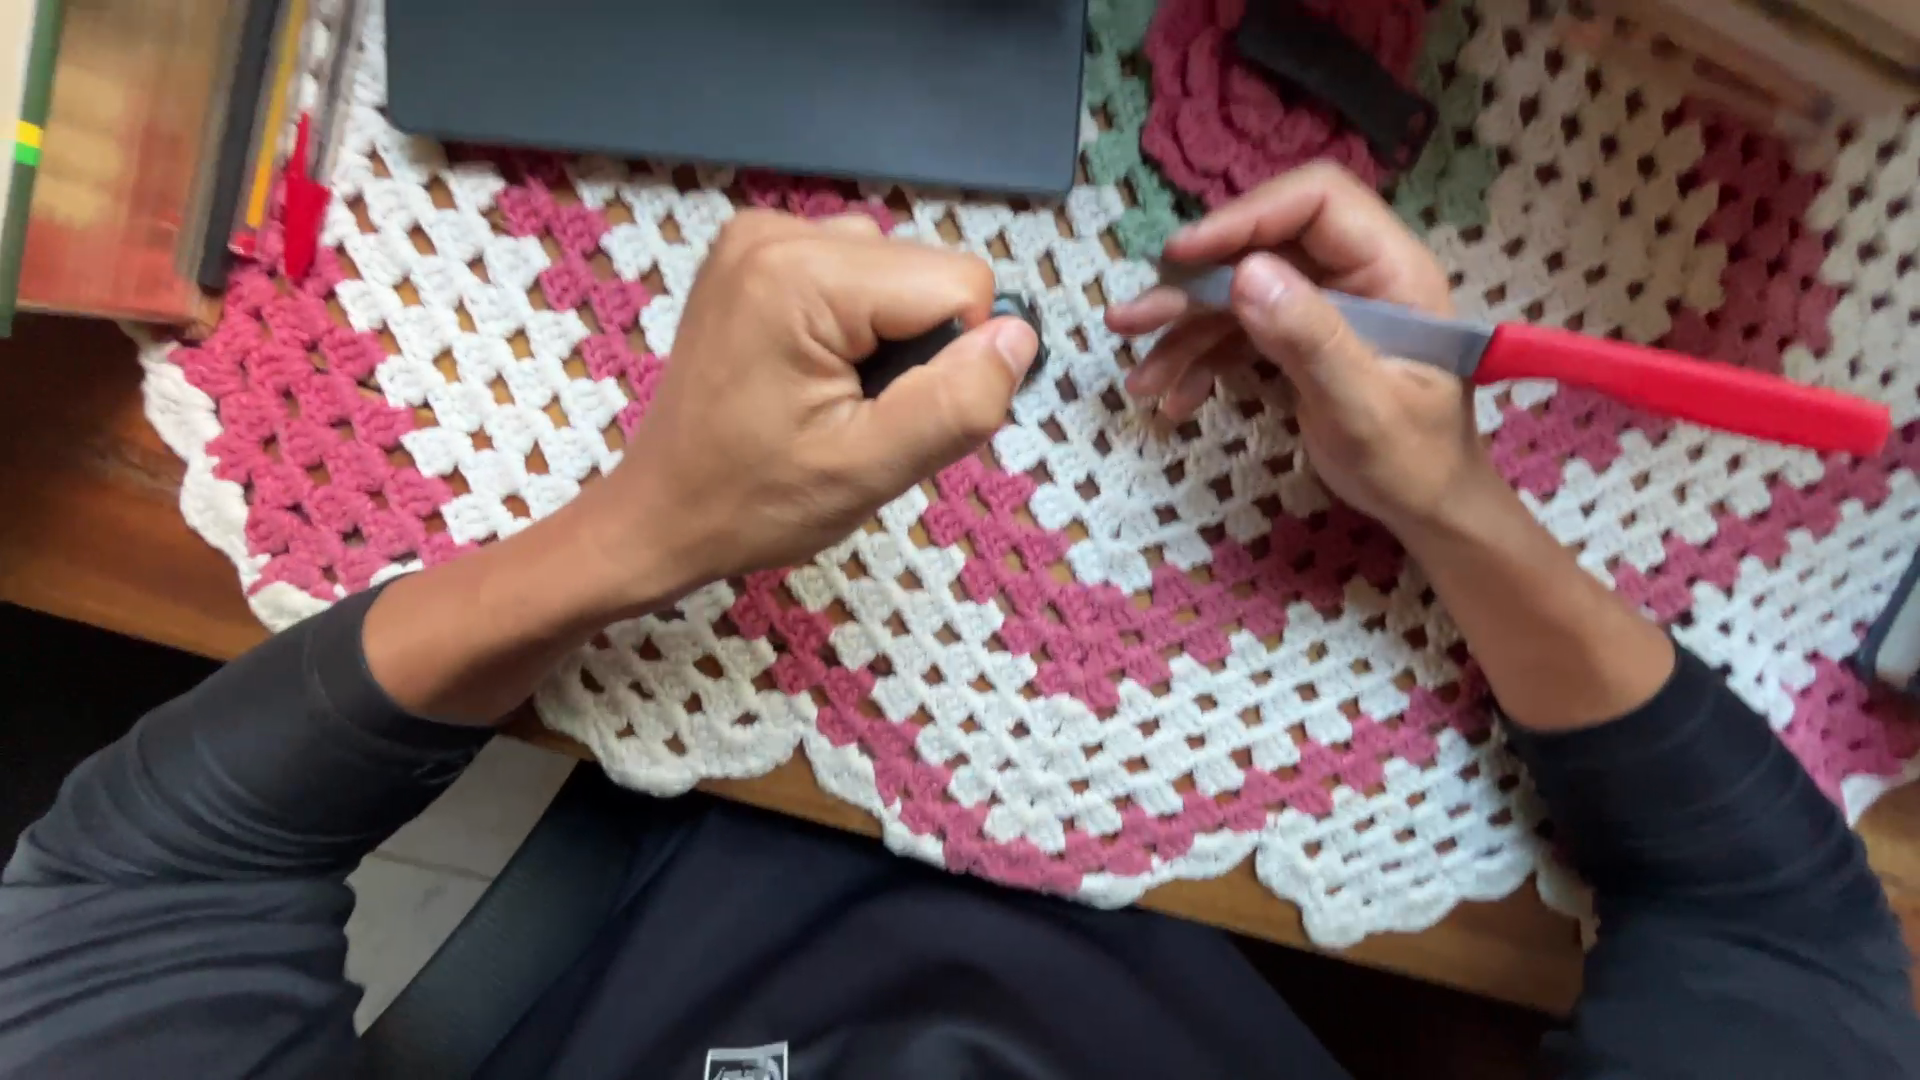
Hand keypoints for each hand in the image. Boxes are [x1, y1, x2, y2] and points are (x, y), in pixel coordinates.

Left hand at [571, 210, 1040, 607]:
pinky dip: (860, 330)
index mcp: (803, 273)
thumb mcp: (868, 471)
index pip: (960, 283)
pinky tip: (817, 377)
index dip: (953, 361)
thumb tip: (1020, 336)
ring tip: (835, 400)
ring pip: (899, 277)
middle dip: (919, 351)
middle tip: (860, 416)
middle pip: (928, 273)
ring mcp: (762, 237)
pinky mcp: (758, 258)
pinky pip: (858, 279)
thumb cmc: (757, 503)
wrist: (663, 514)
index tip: (897, 417)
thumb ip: (954, 404)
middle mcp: (781, 229)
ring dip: (891, 342)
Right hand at [1104, 163, 1495, 530]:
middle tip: (1127, 321)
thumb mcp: (1362, 407)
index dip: (1243, 219)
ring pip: (1235, 297)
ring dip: (1181, 335)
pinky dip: (1199, 365)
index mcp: (1389, 270)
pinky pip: (1236, 336)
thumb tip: (1244, 275)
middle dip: (1189, 288)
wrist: (1425, 505)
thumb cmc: (1410, 460)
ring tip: (1139, 381)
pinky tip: (1175, 401)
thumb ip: (1310, 340)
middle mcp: (1352, 276)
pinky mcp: (1296, 342)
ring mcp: (1321, 309)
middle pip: (1259, 251)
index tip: (1179, 257)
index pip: (1314, 205)